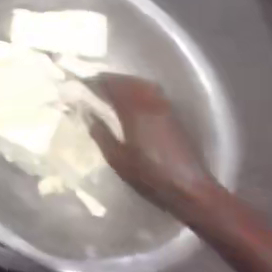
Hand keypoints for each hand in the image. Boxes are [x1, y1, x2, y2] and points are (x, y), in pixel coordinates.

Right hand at [88, 73, 224, 218]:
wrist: (192, 191)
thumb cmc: (150, 176)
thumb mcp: (117, 159)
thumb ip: (100, 133)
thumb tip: (87, 114)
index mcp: (134, 110)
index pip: (110, 86)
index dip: (94, 82)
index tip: (80, 84)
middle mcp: (150, 103)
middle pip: (126, 81)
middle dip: (108, 80)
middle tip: (93, 85)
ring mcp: (165, 108)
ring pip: (141, 84)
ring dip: (124, 83)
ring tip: (111, 90)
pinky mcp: (174, 117)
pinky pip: (152, 92)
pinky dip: (138, 89)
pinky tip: (132, 101)